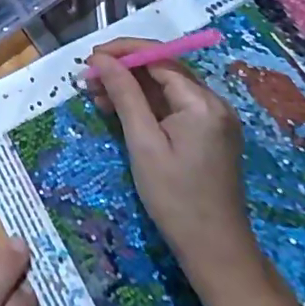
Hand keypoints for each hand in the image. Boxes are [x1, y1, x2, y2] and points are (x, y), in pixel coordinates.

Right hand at [86, 38, 252, 274]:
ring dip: (131, 87)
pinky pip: (173, 106)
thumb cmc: (176, 199)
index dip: (123, 52)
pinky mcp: (208, 133)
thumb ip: (124, 94)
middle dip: (124, 69)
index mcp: (202, 102)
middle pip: (162, 69)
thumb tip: (101, 59)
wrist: (215, 253)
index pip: (158, 57)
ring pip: (165, 87)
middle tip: (89, 78)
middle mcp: (213, 102)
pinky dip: (145, 104)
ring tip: (96, 94)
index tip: (91, 58)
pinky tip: (118, 110)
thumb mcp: (143, 143)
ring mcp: (213, 119)